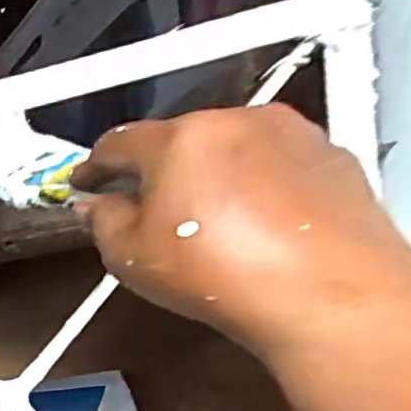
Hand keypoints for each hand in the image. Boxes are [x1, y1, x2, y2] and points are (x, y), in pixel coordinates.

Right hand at [71, 104, 410, 362]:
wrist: (319, 288)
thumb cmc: (218, 268)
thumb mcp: (126, 252)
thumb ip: (103, 219)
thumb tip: (98, 207)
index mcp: (181, 139)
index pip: (117, 142)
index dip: (92, 167)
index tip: (84, 183)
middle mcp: (238, 122)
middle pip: (174, 139)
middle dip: (147, 170)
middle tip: (129, 208)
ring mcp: (290, 133)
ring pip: (221, 147)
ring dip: (195, 176)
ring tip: (183, 222)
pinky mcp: (326, 153)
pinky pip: (263, 161)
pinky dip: (238, 184)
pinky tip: (230, 225)